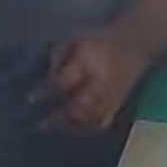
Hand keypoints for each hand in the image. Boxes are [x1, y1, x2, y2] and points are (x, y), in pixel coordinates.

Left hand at [34, 30, 148, 133]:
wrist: (135, 42)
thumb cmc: (100, 36)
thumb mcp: (76, 35)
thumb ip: (59, 54)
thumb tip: (48, 75)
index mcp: (89, 62)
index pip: (64, 81)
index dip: (46, 92)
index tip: (30, 99)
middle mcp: (101, 84)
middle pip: (78, 108)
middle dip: (58, 118)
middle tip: (40, 126)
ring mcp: (111, 98)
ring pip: (89, 120)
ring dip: (71, 127)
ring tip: (54, 129)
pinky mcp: (117, 106)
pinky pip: (101, 124)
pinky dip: (86, 129)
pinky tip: (74, 131)